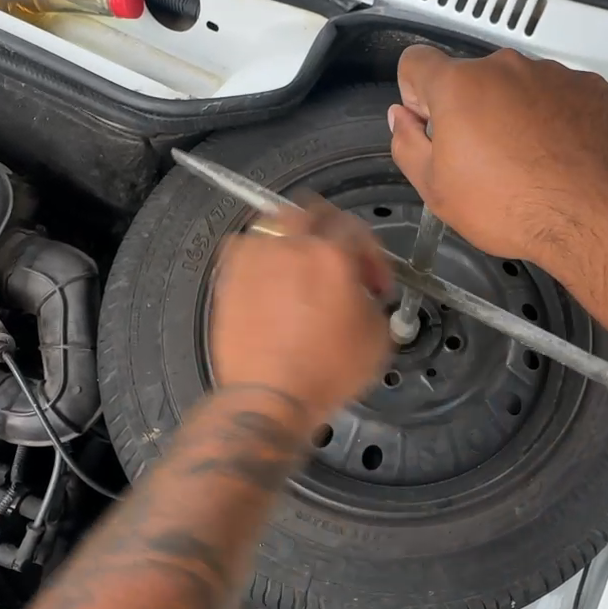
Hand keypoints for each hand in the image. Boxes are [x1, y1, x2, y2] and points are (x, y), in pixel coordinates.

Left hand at [211, 202, 391, 424]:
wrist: (271, 397)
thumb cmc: (324, 372)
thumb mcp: (377, 339)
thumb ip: (375, 305)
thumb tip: (366, 298)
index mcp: (334, 255)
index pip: (359, 231)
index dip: (374, 256)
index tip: (375, 281)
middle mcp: (292, 247)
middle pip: (313, 211)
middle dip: (333, 228)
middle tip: (342, 254)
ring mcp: (256, 258)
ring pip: (276, 221)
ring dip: (295, 234)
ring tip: (304, 260)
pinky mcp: (230, 276)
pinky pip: (246, 245)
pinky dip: (262, 252)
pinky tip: (271, 274)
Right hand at [388, 46, 607, 272]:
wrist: (595, 214)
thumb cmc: (516, 207)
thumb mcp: (438, 192)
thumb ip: (408, 146)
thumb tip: (402, 121)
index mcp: (459, 86)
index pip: (416, 62)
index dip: (415, 94)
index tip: (429, 122)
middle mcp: (505, 68)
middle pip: (473, 80)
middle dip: (472, 112)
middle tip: (482, 162)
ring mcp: (552, 74)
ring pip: (519, 88)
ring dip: (516, 116)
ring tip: (528, 167)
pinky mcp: (590, 88)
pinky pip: (561, 98)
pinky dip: (556, 121)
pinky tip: (560, 160)